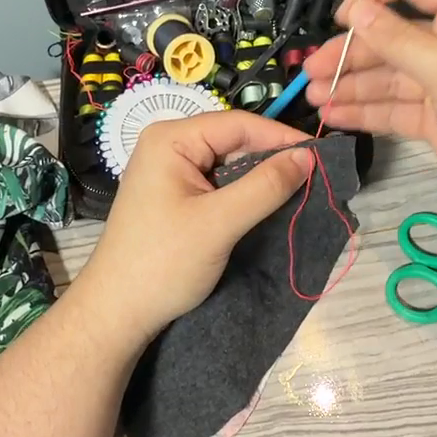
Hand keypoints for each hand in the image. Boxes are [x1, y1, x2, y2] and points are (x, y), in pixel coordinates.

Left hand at [71, 111, 314, 345]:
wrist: (116, 312)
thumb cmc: (162, 263)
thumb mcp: (219, 223)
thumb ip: (264, 186)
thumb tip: (308, 156)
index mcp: (171, 139)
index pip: (238, 124)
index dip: (280, 137)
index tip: (320, 156)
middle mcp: (168, 145)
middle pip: (233, 140)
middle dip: (271, 157)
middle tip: (315, 176)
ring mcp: (170, 170)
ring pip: (228, 162)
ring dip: (259, 176)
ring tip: (299, 189)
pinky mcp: (174, 195)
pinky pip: (218, 182)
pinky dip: (243, 192)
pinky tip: (267, 204)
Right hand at [303, 0, 436, 229]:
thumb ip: (400, 41)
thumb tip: (356, 9)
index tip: (344, 18)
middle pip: (391, 34)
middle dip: (350, 50)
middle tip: (310, 70)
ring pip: (387, 75)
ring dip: (349, 83)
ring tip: (312, 97)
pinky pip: (393, 109)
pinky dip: (364, 111)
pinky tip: (333, 115)